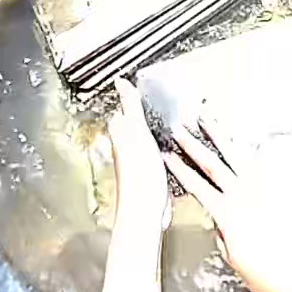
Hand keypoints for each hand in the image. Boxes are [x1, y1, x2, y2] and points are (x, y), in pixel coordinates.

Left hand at [106, 80, 169, 230]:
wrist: (145, 211)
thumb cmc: (139, 173)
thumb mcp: (137, 129)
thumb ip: (130, 105)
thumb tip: (119, 80)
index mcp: (119, 130)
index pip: (125, 106)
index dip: (135, 98)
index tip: (144, 90)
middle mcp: (124, 144)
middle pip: (136, 123)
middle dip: (146, 116)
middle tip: (159, 106)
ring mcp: (136, 159)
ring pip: (146, 138)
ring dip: (156, 133)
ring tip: (168, 125)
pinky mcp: (149, 173)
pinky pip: (157, 155)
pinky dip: (164, 150)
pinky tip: (172, 149)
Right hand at [161, 122, 291, 291]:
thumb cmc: (260, 272)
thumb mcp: (230, 254)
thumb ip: (220, 229)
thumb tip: (217, 217)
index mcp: (226, 211)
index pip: (196, 184)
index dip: (179, 169)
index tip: (166, 154)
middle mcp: (242, 194)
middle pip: (213, 163)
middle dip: (193, 145)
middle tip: (179, 129)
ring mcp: (258, 189)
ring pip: (235, 155)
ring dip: (219, 136)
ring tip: (208, 120)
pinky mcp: (271, 191)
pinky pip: (255, 163)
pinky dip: (246, 148)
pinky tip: (240, 140)